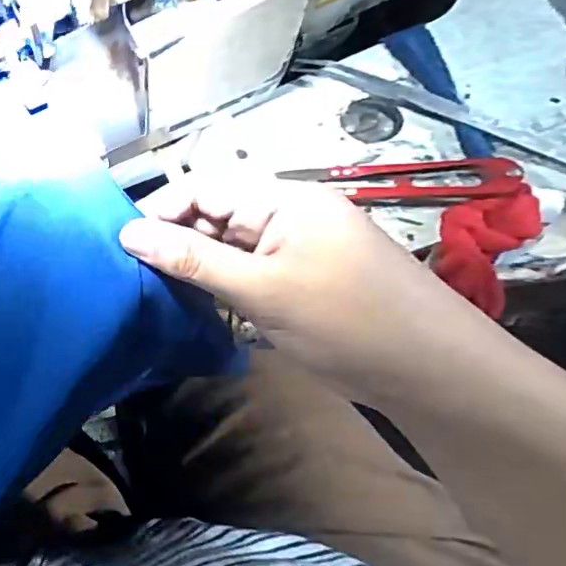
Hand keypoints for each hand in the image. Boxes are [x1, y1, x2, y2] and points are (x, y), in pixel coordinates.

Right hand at [119, 173, 498, 388]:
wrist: (440, 377)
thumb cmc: (349, 324)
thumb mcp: (260, 290)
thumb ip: (191, 259)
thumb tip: (127, 234)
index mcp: (283, 199)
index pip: (203, 188)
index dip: (161, 212)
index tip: (124, 248)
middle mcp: (288, 212)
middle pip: (214, 213)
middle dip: (176, 241)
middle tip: (139, 278)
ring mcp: (298, 245)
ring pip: (228, 243)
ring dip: (198, 265)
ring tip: (163, 294)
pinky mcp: (303, 275)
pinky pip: (248, 267)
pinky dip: (222, 283)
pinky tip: (201, 305)